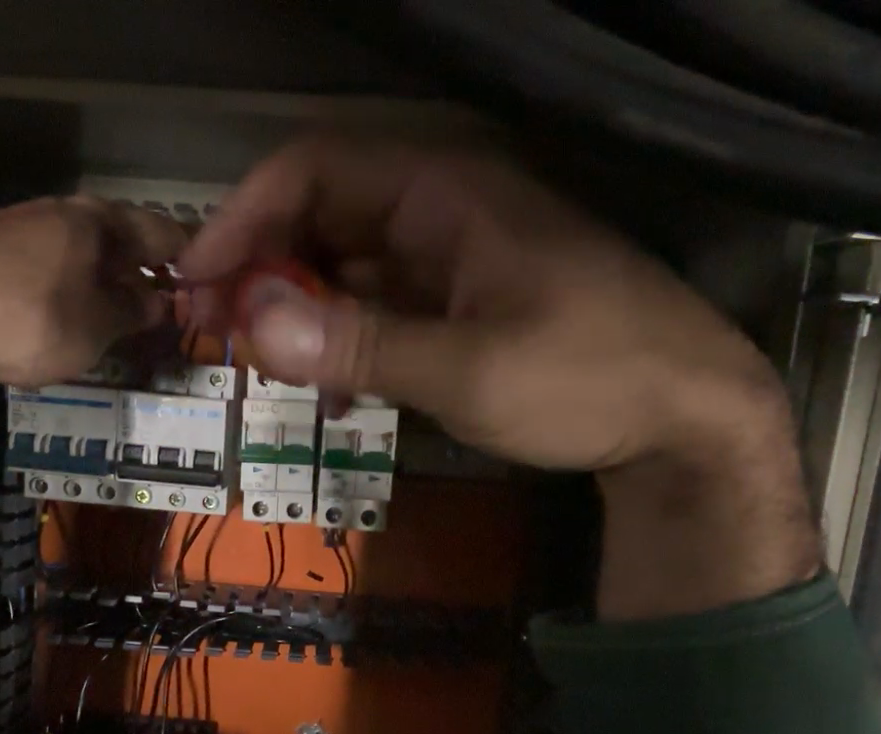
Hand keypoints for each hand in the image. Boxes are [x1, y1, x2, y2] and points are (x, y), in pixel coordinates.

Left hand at [0, 197, 188, 415]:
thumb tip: (158, 302)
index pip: (162, 231)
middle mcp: (59, 217)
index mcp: (96, 220)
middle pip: (120, 243)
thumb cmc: (27, 317)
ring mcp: (20, 237)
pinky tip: (76, 327)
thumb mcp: (96, 324)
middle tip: (173, 313)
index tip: (210, 288)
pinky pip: (51, 279)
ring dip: (108, 290)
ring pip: (83, 262)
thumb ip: (132, 311)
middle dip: (147, 276)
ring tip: (130, 326)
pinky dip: (73, 299)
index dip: (190, 260)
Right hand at [180, 140, 818, 616]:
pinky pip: (379, 305)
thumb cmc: (588, 377)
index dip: (243, 218)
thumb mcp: (467, 367)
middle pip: (321, 214)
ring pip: (345, 263)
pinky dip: (341, 337)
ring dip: (295, 308)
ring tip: (257, 364)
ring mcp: (451, 258)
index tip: (195, 283)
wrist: (685, 417)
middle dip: (259, 268)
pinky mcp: (460, 303)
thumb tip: (249, 322)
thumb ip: (357, 343)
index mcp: (443, 191)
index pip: (313, 169)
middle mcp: (440, 209)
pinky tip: (327, 386)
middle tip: (213, 334)